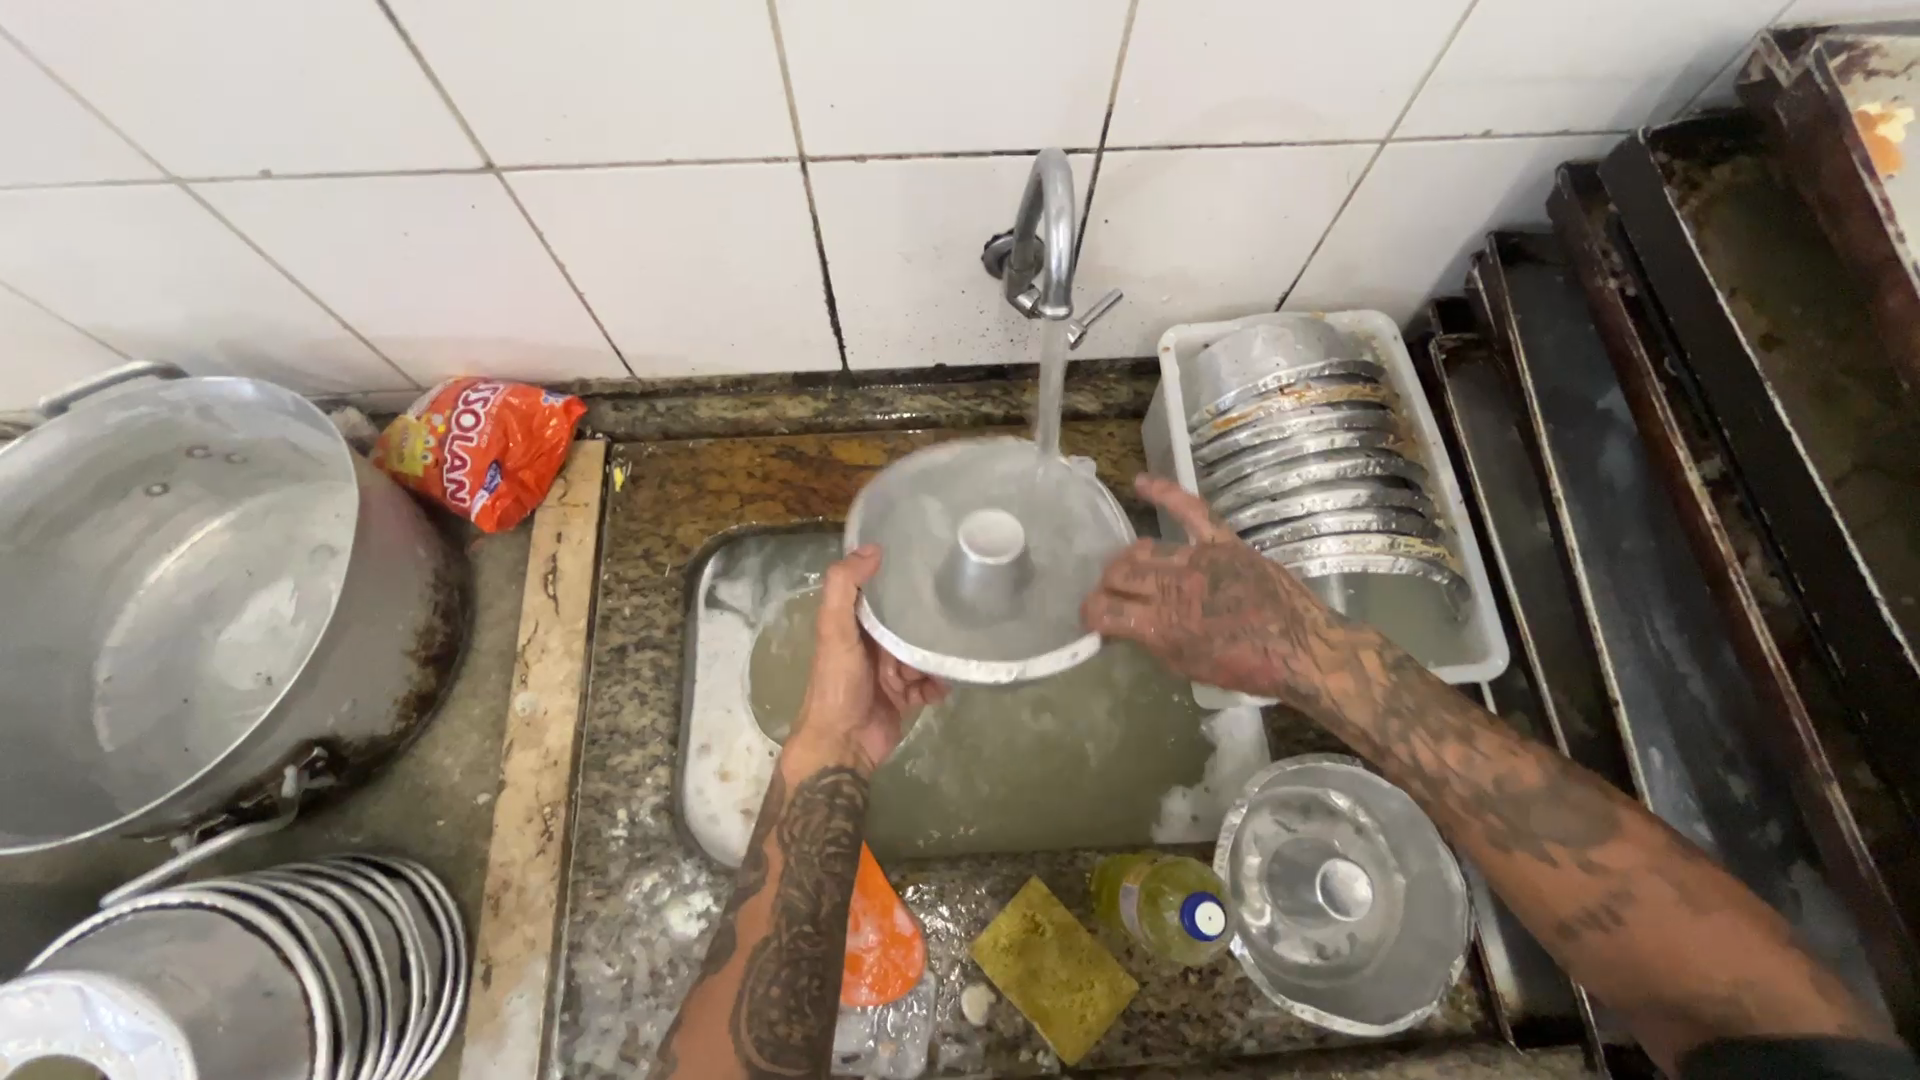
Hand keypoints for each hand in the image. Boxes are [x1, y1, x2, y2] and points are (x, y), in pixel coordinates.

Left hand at [788, 545, 949, 774]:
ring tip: (947, 657)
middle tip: (954, 614)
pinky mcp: (905, 698)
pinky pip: (930, 684)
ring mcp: (890, 673)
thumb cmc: (836, 683)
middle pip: (908, 624)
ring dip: (935, 657)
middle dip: (927, 623)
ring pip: (923, 654)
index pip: (880, 593)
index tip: (929, 563)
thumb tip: (872, 548)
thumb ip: (845, 587)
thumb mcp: (834, 629)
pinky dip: (938, 685)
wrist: (843, 743)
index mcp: (854, 626)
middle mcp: (873, 646)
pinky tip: (942, 686)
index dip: (899, 579)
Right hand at [1082, 474, 1365, 710]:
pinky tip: (1140, 482)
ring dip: (1128, 561)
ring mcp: (1198, 560)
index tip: (1095, 619)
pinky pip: (1190, 510)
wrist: (1304, 650)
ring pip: (1141, 549)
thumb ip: (1150, 641)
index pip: (1102, 610)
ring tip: (1133, 570)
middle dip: (1107, 587)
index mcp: (1161, 627)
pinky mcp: (1223, 543)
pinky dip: (1164, 492)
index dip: (1091, 614)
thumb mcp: (1186, 666)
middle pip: (1116, 575)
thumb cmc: (1246, 668)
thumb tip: (1125, 625)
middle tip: (1117, 597)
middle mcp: (1172, 588)